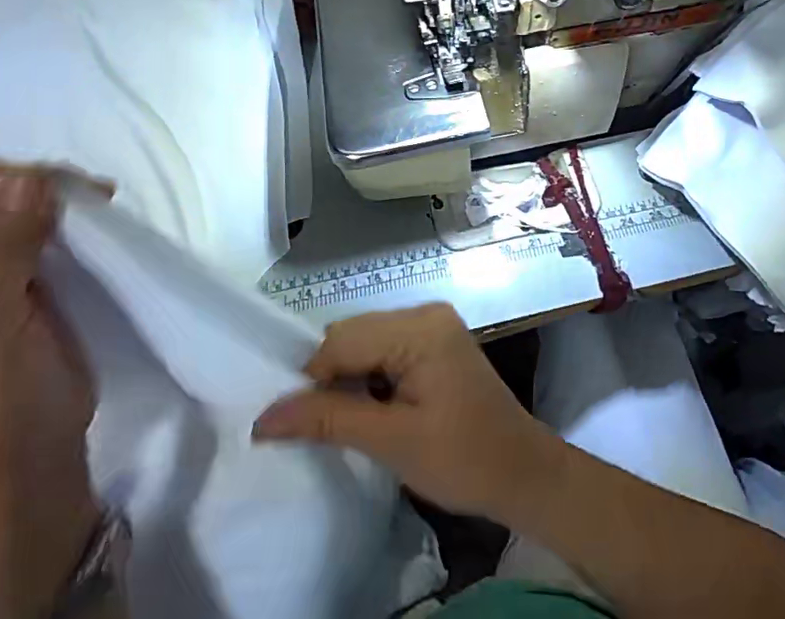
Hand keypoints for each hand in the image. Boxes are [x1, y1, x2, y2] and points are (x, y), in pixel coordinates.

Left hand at [0, 162, 102, 618]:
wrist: (13, 490)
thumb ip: (1, 249)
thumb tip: (30, 175)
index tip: (36, 180)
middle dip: (13, 186)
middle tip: (79, 187)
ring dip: (42, 203)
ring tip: (95, 198)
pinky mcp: (12, 302)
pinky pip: (29, 246)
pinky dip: (59, 228)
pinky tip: (92, 225)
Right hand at [251, 304, 565, 520]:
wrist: (521, 471)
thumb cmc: (462, 458)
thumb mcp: (391, 441)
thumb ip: (327, 419)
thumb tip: (263, 417)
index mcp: (420, 328)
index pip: (341, 340)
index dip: (314, 380)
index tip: (300, 425)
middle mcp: (426, 314)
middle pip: (353, 335)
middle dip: (331, 378)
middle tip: (330, 426)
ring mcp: (434, 325)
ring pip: (365, 342)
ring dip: (349, 378)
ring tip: (354, 420)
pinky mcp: (436, 343)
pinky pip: (385, 349)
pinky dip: (370, 376)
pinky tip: (374, 408)